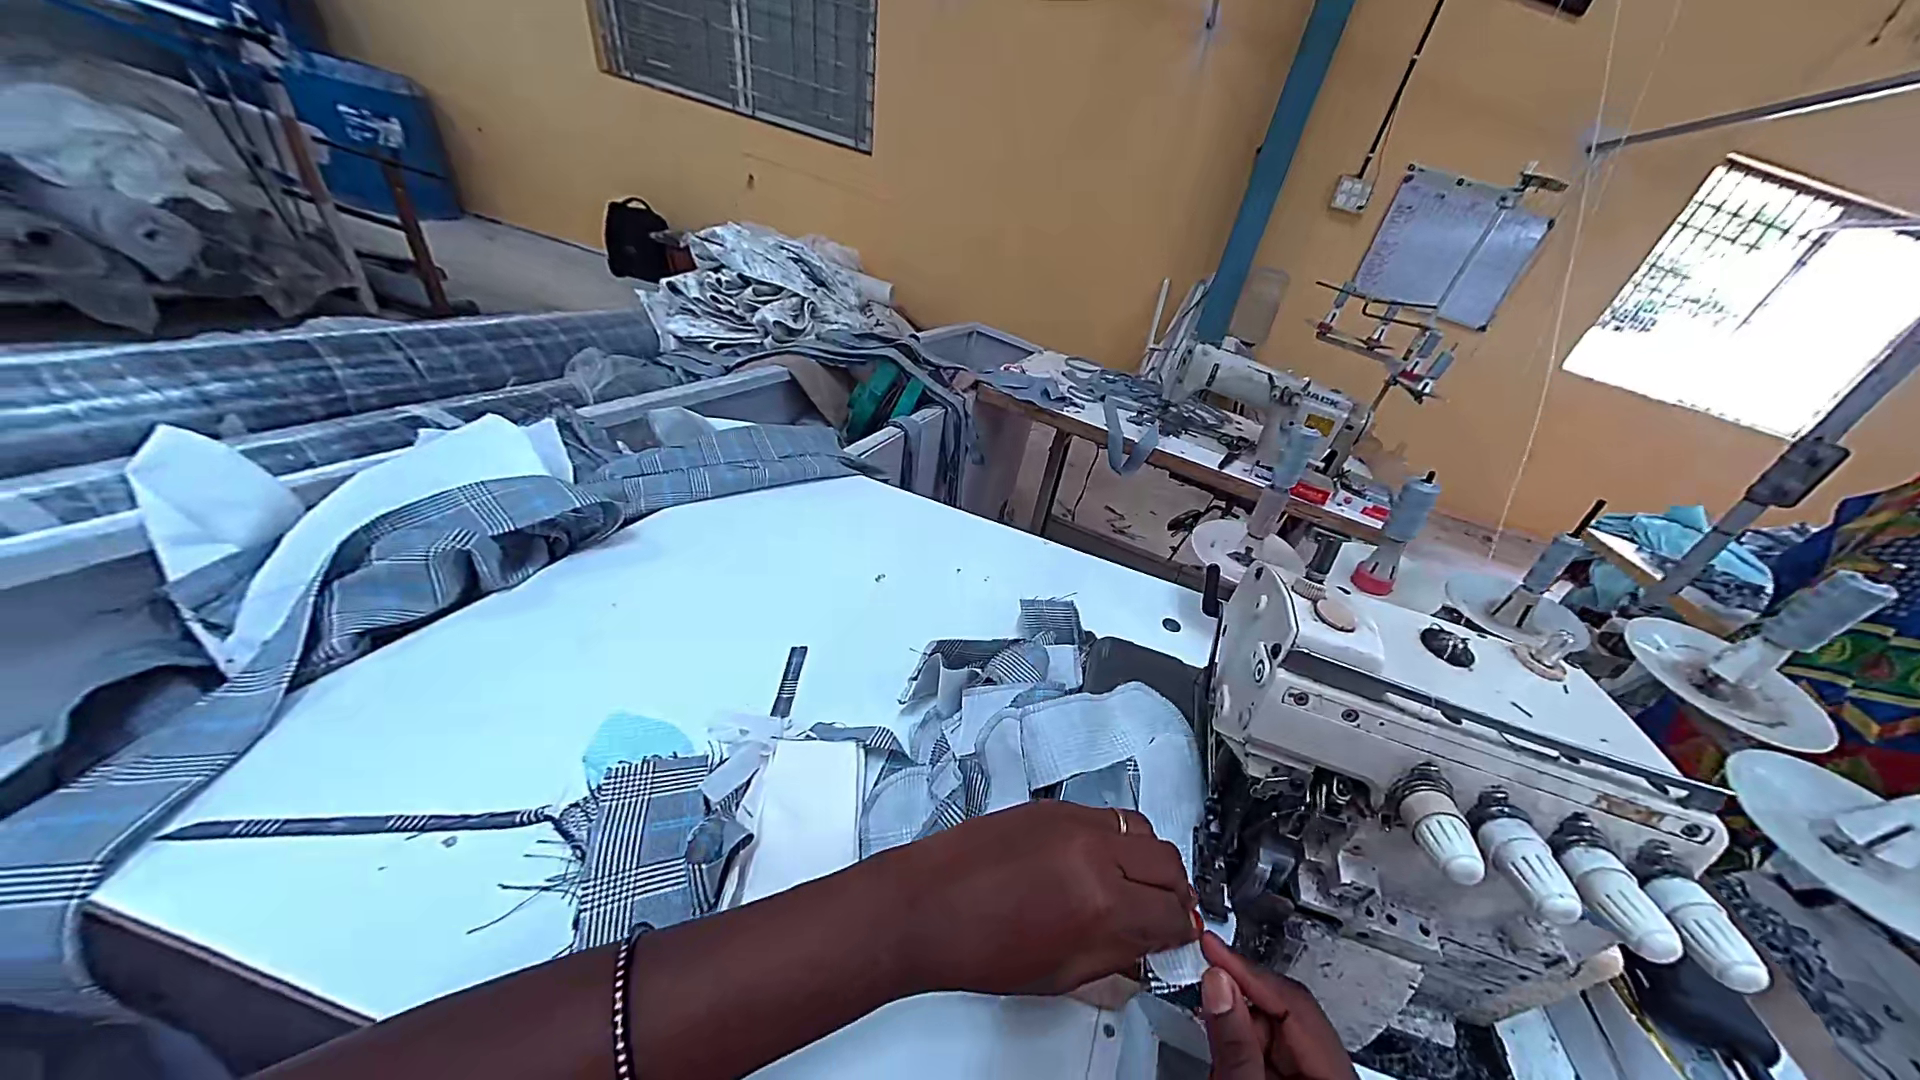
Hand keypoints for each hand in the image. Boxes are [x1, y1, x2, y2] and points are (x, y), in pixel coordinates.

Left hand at [869, 800, 1200, 995]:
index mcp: (1098, 899)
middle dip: (1174, 893)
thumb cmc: (973, 942)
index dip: (1181, 933)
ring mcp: (1069, 820)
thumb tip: (1148, 948)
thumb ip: (1116, 957)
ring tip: (1133, 885)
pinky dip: (1114, 838)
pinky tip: (1097, 863)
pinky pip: (1102, 815)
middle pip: (1168, 861)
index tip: (1176, 939)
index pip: (1172, 913)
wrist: (924, 904)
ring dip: (1148, 858)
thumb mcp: (1059, 972)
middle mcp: (1090, 848)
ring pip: (1140, 827)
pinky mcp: (1048, 807)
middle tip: (1163, 914)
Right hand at [1200, 932, 1356, 1079]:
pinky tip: (1226, 1054)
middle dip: (1238, 996)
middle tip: (1204, 982)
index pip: (1295, 999)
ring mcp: (1316, 1075)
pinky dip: (1242, 1041)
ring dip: (1237, 1022)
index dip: (1247, 969)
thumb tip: (1217, 979)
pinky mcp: (1298, 1078)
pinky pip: (1270, 1047)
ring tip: (1212, 1035)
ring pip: (1273, 1027)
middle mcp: (1333, 1072)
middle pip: (1283, 1010)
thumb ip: (1235, 1040)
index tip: (1211, 944)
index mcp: (1338, 1076)